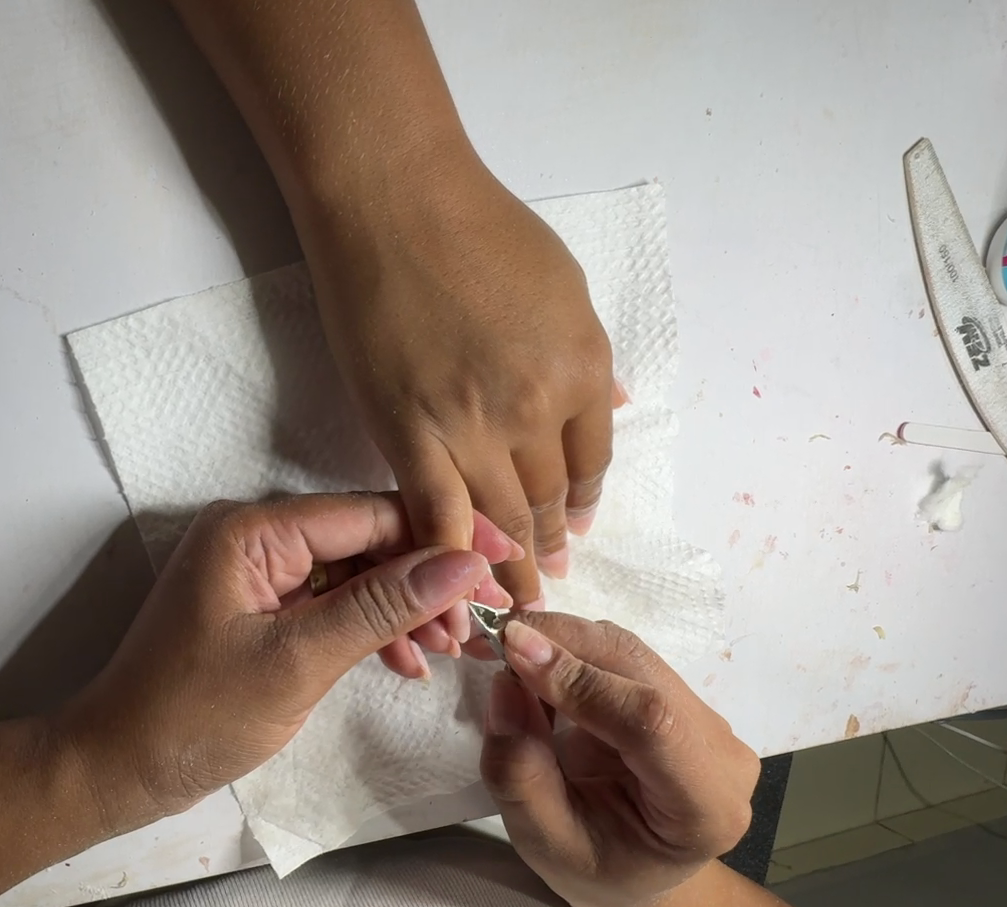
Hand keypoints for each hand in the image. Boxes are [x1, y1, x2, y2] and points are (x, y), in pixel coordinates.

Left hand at [58, 493, 497, 827]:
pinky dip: (367, 629)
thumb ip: (380, 607)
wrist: (124, 765)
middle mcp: (254, 536)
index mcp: (252, 530)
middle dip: (424, 579)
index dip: (440, 535)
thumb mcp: (296, 661)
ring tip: (452, 648)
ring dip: (402, 608)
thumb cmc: (197, 715)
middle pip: (363, 540)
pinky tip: (408, 660)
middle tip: (484, 619)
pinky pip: (328, 603)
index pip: (367, 513)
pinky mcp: (261, 608)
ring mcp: (257, 573)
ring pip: (352, 574)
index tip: (505, 564)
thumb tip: (461, 563)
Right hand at [300, 159, 616, 610]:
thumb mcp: (563, 282)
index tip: (574, 528)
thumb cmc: (478, 228)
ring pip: (498, 518)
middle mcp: (536, 409)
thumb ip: (588, 353)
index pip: (591, 461)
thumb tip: (612, 401)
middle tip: (543, 580)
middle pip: (546, 498)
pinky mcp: (408, 437)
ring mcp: (472, 428)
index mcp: (581, 366)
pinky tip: (457, 590)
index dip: (583, 503)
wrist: (394, 205)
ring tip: (509, 600)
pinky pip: (438, 514)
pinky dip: (451, 558)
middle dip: (548, 545)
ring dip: (507, 565)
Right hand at [480, 614, 760, 906]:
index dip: (578, 679)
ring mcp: (702, 714)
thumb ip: (520, 772)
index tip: (510, 649)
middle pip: (636, 668)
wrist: (637, 870)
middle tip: (485, 638)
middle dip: (557, 641)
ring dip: (556, 635)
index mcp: (703, 806)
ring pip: (623, 648)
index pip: (650, 722)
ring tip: (499, 648)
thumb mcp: (541, 840)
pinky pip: (615, 651)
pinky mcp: (673, 691)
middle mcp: (718, 750)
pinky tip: (528, 657)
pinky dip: (564, 642)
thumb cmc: (594, 868)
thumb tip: (506, 684)